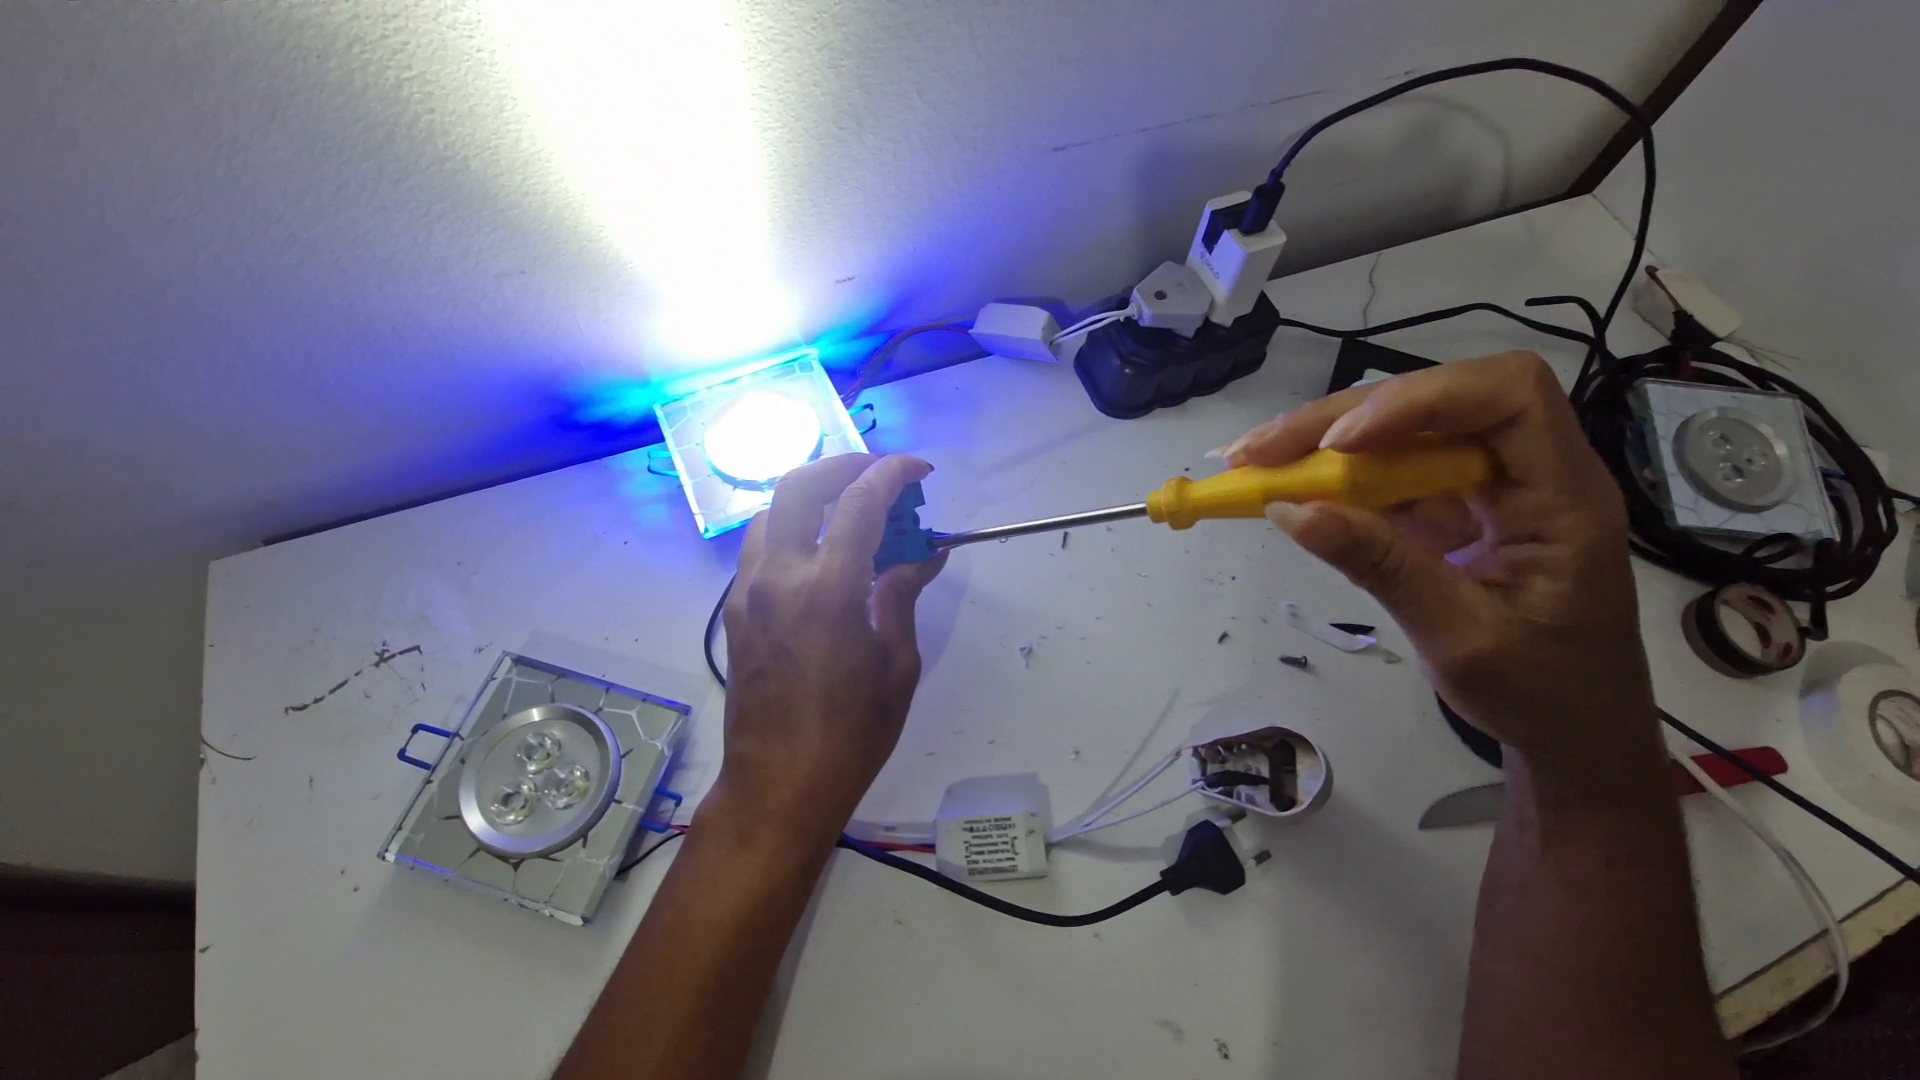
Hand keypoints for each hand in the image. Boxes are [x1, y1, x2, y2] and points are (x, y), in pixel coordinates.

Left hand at [708, 453, 945, 844]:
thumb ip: (902, 597)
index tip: (918, 470)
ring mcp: (748, 593)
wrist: (779, 785)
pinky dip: (792, 532)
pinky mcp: (735, 613)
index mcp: (828, 590)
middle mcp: (779, 578)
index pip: (859, 503)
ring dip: (811, 497)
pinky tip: (821, 557)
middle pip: (799, 487)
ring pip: (771, 513)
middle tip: (878, 473)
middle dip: (842, 465)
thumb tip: (923, 556)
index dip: (892, 474)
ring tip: (848, 511)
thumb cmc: (852, 734)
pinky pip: (760, 550)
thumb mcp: (896, 665)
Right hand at [1226, 352, 1651, 768]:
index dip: (1420, 402)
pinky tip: (1285, 483)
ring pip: (1403, 431)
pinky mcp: (1453, 506)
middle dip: (1340, 419)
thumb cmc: (1540, 693)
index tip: (1340, 446)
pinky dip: (1333, 477)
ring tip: (1252, 462)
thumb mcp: (1459, 638)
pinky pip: (1389, 472)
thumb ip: (1381, 568)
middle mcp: (1530, 470)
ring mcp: (1487, 486)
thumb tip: (1290, 511)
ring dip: (1324, 441)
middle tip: (1255, 451)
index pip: (1507, 397)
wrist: (1572, 729)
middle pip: (1437, 403)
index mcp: (1564, 495)